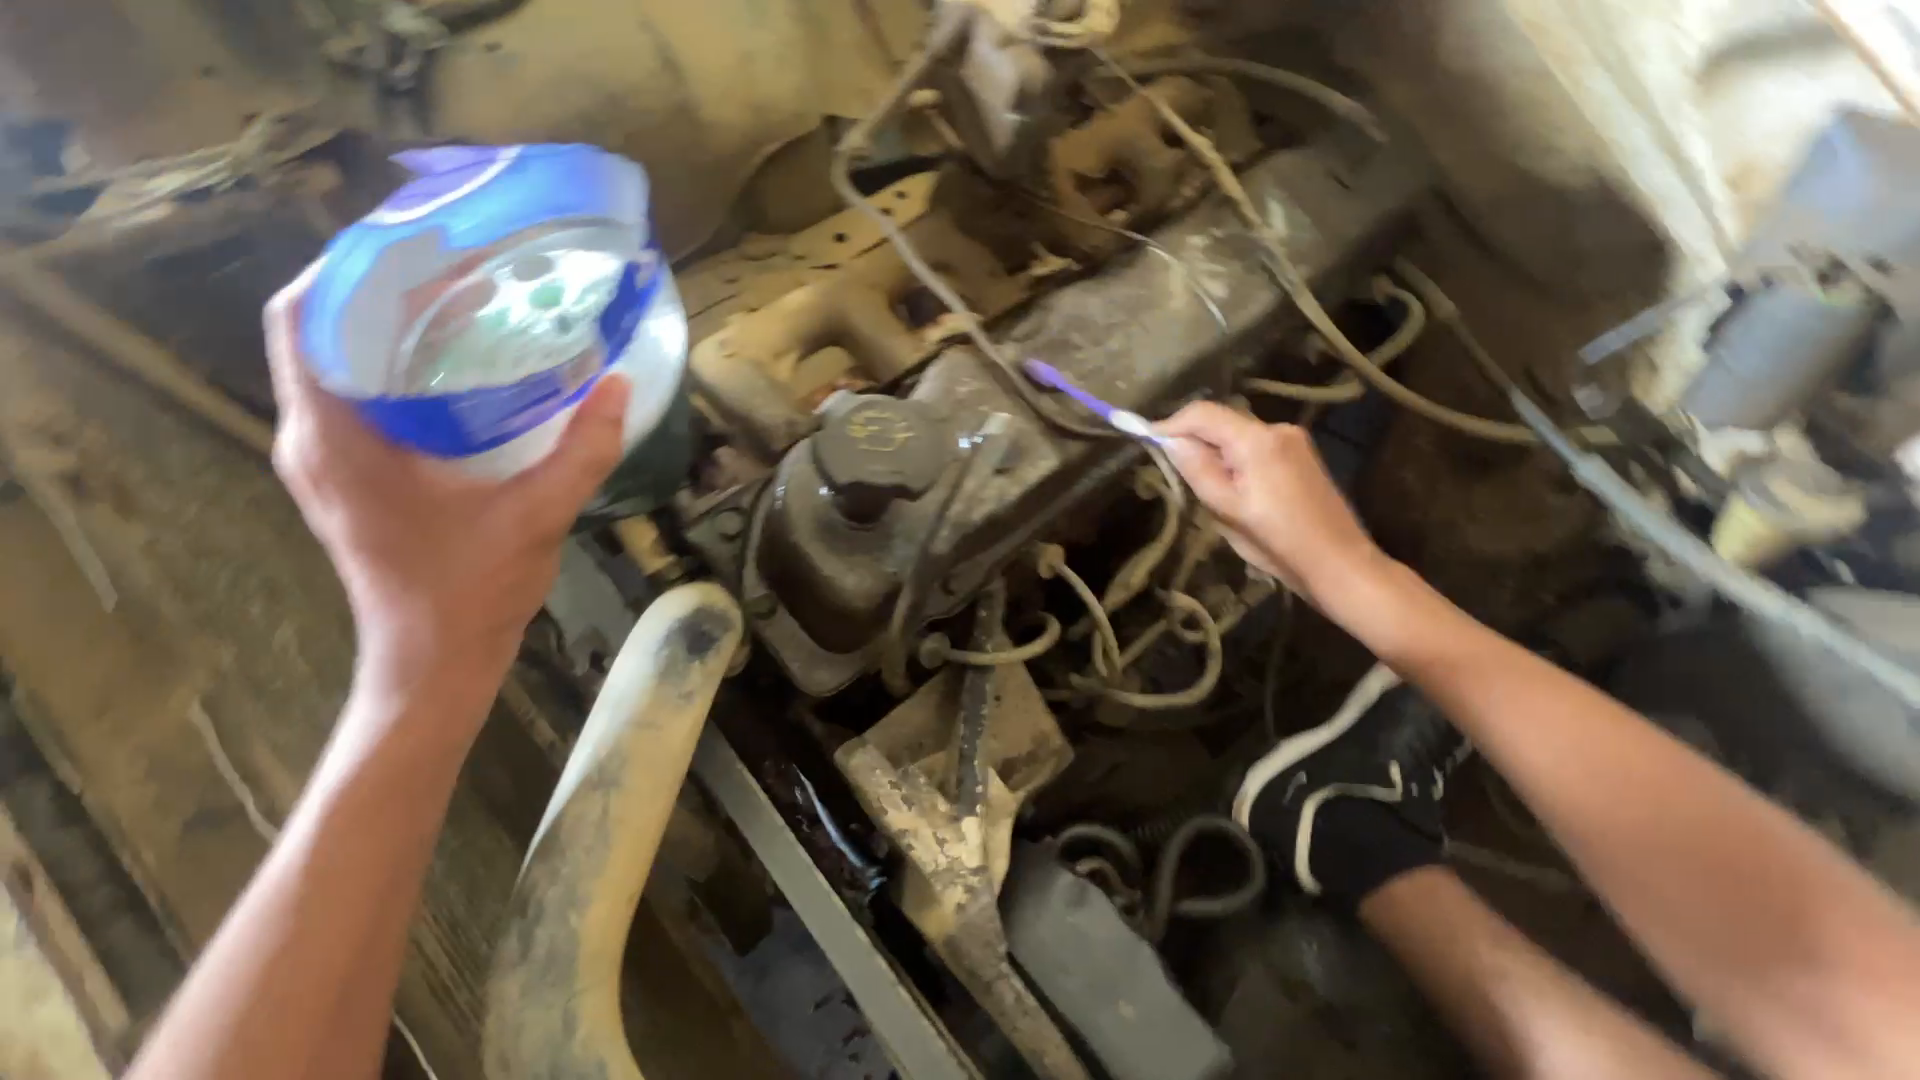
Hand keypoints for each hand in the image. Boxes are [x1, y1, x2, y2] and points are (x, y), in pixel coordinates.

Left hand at [264, 263, 629, 693]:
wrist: (434, 663)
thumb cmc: (470, 592)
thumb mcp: (537, 516)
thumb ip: (581, 452)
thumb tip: (620, 387)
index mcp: (335, 439)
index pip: (304, 317)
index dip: (347, 265)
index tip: (415, 241)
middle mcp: (312, 440)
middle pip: (320, 331)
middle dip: (379, 289)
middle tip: (457, 265)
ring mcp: (325, 462)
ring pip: (338, 365)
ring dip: (388, 329)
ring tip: (461, 304)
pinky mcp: (348, 479)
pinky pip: (357, 399)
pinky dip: (397, 370)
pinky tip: (459, 370)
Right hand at [1157, 402, 1387, 606]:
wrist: (1338, 563)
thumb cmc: (1277, 542)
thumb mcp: (1226, 510)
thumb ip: (1197, 470)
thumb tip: (1169, 440)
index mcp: (1257, 440)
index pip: (1203, 413)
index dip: (1171, 424)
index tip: (1146, 441)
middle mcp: (1277, 429)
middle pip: (1222, 423)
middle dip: (1195, 443)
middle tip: (1180, 478)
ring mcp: (1294, 441)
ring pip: (1238, 437)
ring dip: (1217, 456)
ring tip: (1214, 496)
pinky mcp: (1302, 456)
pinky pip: (1257, 449)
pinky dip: (1238, 463)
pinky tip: (1241, 496)